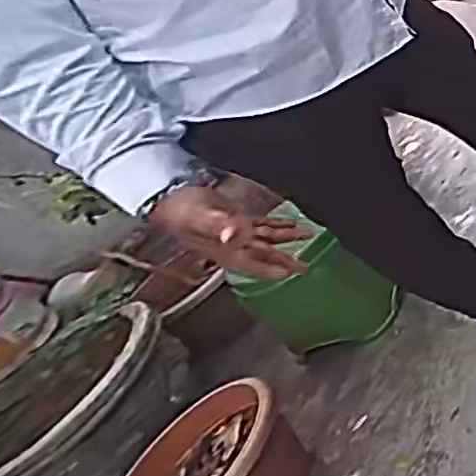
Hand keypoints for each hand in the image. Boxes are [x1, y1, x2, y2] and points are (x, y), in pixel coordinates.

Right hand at [147, 186, 311, 280]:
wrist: (168, 200)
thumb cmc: (180, 211)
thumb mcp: (198, 218)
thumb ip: (216, 226)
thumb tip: (231, 235)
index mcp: (224, 249)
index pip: (251, 263)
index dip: (269, 271)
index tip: (288, 275)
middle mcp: (232, 243)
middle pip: (264, 254)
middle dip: (285, 261)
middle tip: (305, 268)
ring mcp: (235, 232)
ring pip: (267, 238)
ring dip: (287, 238)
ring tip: (307, 237)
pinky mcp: (236, 218)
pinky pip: (261, 224)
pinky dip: (276, 224)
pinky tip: (289, 223)